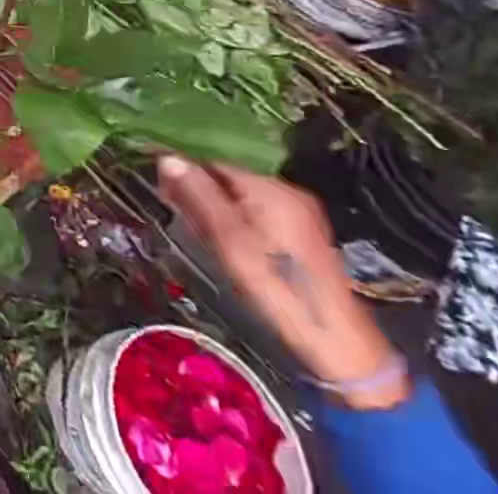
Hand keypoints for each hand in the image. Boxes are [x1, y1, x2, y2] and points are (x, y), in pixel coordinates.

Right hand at [158, 157, 410, 409]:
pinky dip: (238, 219)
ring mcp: (300, 212)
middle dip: (201, 191)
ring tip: (197, 229)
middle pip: (231, 178)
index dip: (186, 173)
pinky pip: (260, 212)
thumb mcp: (229, 241)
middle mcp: (288, 191)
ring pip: (244, 196)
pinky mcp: (303, 233)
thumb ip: (199, 196)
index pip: (216, 163)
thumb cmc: (276, 289)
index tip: (162, 189)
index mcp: (271, 188)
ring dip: (218, 206)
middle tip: (176, 211)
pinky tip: (226, 240)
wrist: (335, 340)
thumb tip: (168, 157)